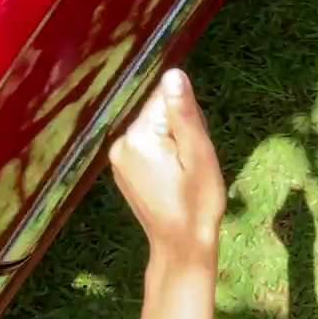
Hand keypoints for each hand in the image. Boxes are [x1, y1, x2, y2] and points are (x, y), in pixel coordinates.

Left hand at [110, 70, 226, 263]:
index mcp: (137, 136)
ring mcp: (119, 157)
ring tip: (185, 171)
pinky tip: (175, 176)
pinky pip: (149, 145)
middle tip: (194, 162)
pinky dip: (166, 154)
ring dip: (175, 142)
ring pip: (156, 129)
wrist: (181, 245)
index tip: (195, 145)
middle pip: (160, 113)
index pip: (166, 99)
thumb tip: (174, 73)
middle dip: (182, 129)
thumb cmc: (198, 201)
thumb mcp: (198, 155)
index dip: (189, 117)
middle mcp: (120, 143)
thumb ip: (185, 114)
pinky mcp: (123, 169)